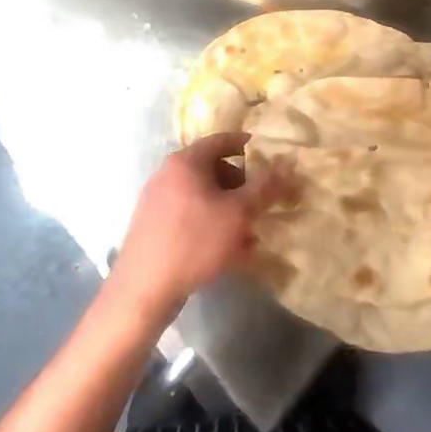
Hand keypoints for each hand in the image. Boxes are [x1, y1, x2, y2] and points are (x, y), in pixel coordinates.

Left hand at [106, 132, 282, 309]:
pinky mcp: (152, 228)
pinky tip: (228, 250)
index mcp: (186, 162)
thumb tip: (288, 164)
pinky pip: (190, 216)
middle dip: (242, 184)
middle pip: (213, 169)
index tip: (272, 157)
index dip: (250, 145)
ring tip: (249, 232)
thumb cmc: (194, 241)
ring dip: (229, 208)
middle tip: (262, 200)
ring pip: (203, 196)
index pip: (223, 139)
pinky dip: (211, 224)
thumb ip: (266, 186)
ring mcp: (156, 202)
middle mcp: (167, 175)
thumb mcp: (239, 212)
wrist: (142, 292)